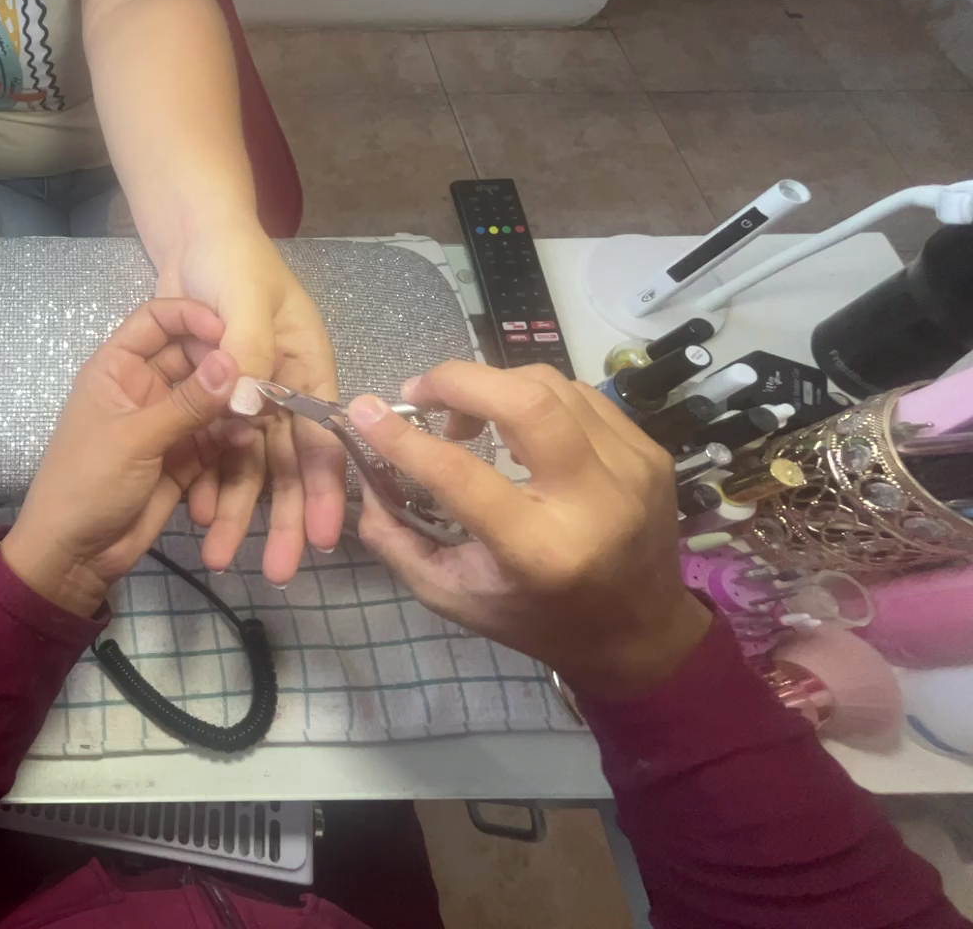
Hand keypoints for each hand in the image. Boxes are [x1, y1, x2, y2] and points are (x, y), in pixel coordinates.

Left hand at [0, 299, 238, 615]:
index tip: (234, 326)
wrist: (75, 555)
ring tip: (264, 407)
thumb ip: (186, 403)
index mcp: (115, 367)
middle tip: (263, 373)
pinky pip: (216, 435)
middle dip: (225, 363)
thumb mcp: (134, 439)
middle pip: (192, 357)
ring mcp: (166, 421)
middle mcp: (144, 386)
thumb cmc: (87, 484)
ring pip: (210, 397)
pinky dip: (234, 435)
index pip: (156, 319)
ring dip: (235, 401)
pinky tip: (252, 437)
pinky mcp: (184, 455)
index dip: (193, 315)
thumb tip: (234, 362)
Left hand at [159, 228, 343, 584]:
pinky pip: (209, 450)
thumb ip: (240, 354)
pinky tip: (202, 516)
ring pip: (243, 463)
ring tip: (228, 558)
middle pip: (282, 460)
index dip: (321, 486)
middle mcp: (275, 387)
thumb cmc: (222, 262)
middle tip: (279, 570)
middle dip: (281, 516)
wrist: (188, 239)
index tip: (322, 535)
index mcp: (299, 364)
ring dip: (239, 509)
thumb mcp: (230, 303)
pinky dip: (206, 481)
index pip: (317, 434)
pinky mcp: (205, 400)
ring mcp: (238, 397)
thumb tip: (248, 411)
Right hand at [347, 361, 711, 698]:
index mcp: (539, 550)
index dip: (403, 437)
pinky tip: (504, 421)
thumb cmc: (529, 615)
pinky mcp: (647, 452)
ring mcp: (631, 470)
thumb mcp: (444, 592)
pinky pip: (576, 395)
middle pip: (526, 402)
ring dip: (489, 386)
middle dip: (457, 381)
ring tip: (458, 416)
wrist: (639, 632)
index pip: (459, 473)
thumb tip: (367, 469)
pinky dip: (525, 395)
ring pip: (550, 387)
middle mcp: (595, 502)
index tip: (365, 411)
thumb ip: (393, 536)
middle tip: (416, 394)